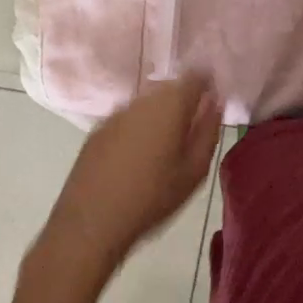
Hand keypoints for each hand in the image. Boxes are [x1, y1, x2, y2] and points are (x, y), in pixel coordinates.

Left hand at [43, 74, 222, 259]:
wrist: (89, 226)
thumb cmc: (151, 198)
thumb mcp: (195, 171)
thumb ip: (209, 131)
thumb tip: (214, 105)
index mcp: (171, 104)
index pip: (197, 76)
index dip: (208, 86)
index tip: (212, 106)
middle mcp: (143, 100)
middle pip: (170, 89)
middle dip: (183, 104)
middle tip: (189, 133)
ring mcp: (116, 114)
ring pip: (147, 105)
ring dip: (158, 118)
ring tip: (162, 150)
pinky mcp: (96, 132)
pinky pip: (126, 121)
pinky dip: (136, 131)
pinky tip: (134, 160)